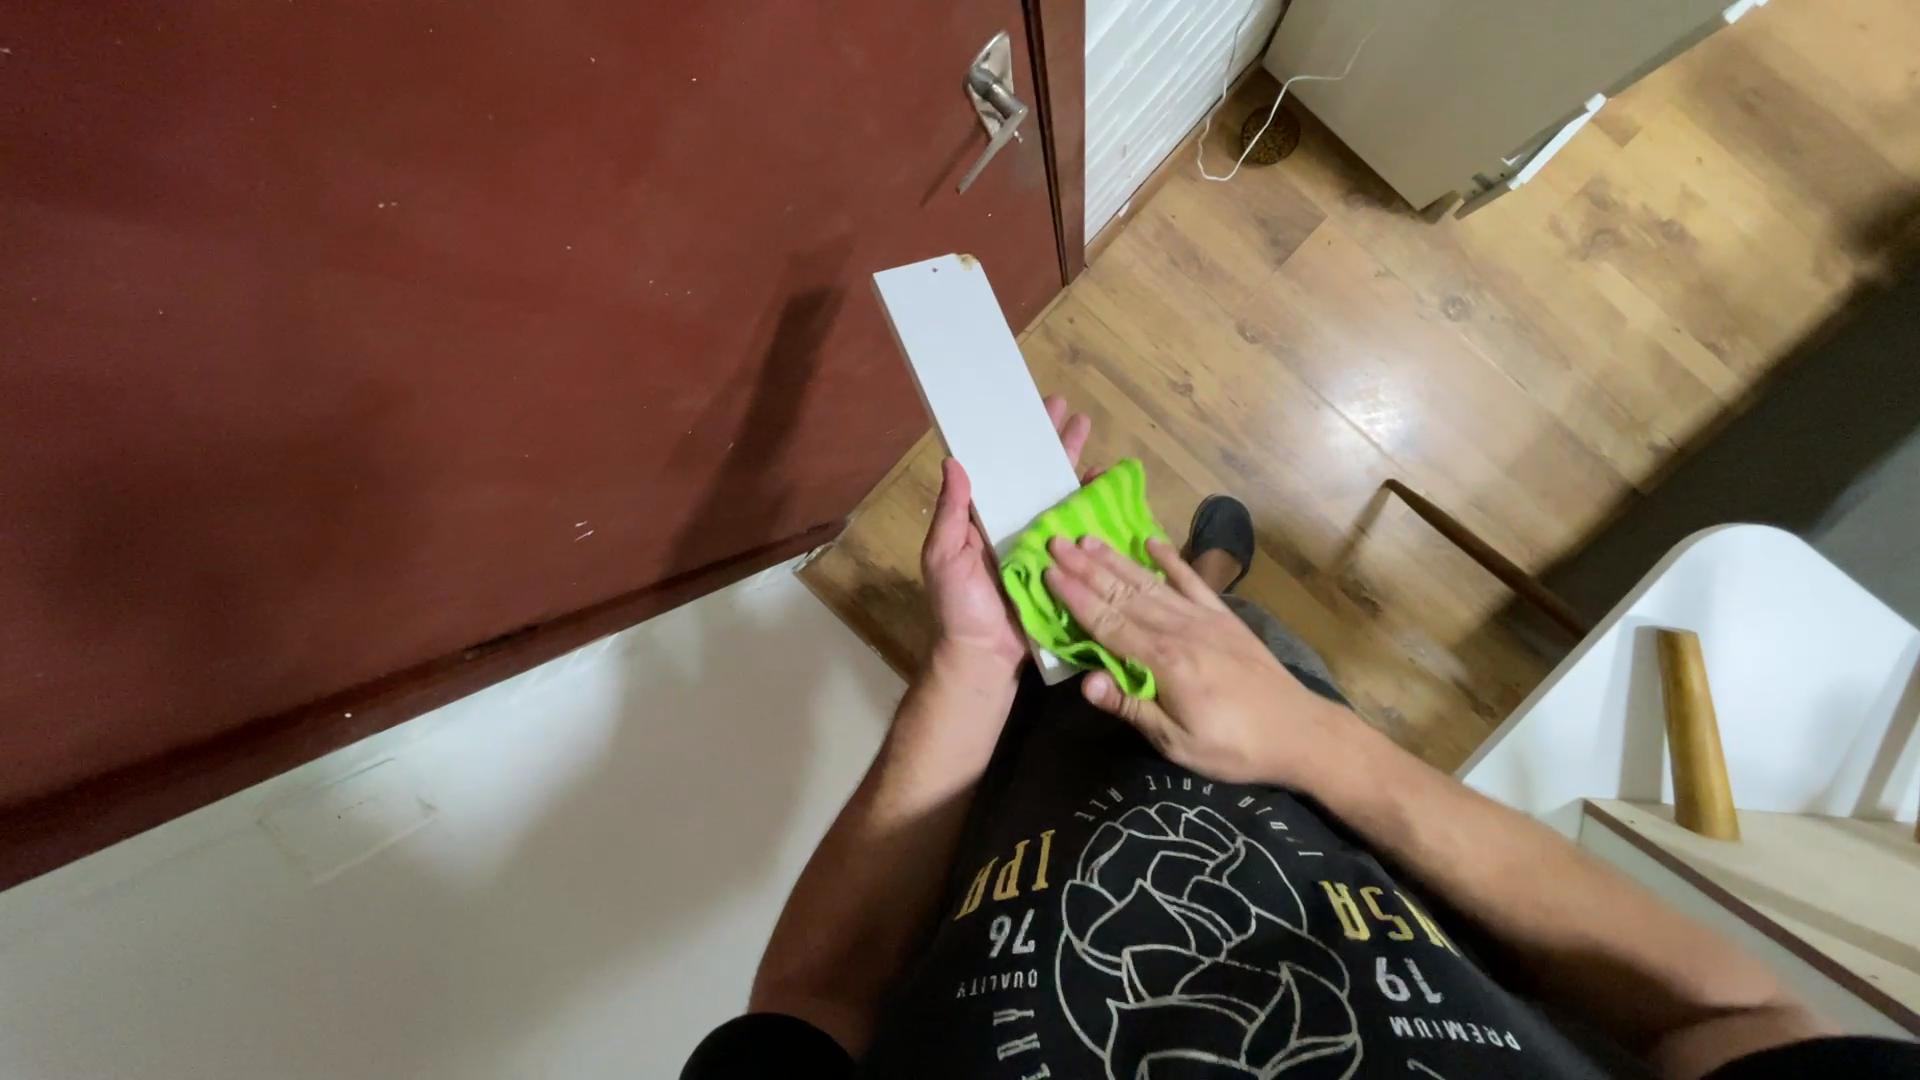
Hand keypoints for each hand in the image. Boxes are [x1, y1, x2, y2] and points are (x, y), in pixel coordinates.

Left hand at [921, 395, 1090, 675]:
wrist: (984, 655)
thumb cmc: (958, 606)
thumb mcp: (943, 555)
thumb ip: (951, 513)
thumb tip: (953, 462)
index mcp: (983, 520)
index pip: (1001, 470)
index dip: (1013, 441)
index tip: (1028, 412)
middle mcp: (1013, 525)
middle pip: (1035, 477)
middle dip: (1052, 444)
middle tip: (1070, 411)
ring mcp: (1040, 544)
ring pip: (1060, 498)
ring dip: (1074, 467)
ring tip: (1090, 435)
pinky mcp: (1061, 565)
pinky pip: (1079, 532)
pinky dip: (1093, 508)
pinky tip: (1105, 485)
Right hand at [1041, 534, 1360, 786]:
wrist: (1301, 734)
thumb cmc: (1234, 747)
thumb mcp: (1178, 743)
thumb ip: (1131, 708)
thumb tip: (1085, 683)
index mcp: (1164, 663)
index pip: (1109, 623)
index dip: (1076, 597)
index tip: (1049, 571)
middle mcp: (1180, 630)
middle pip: (1123, 593)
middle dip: (1086, 568)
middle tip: (1056, 541)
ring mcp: (1203, 619)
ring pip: (1150, 582)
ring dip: (1116, 559)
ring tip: (1088, 538)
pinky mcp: (1224, 618)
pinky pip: (1192, 582)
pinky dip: (1171, 561)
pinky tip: (1152, 542)